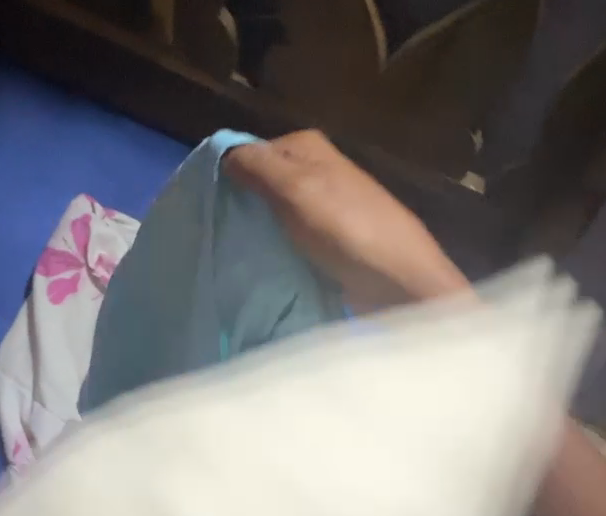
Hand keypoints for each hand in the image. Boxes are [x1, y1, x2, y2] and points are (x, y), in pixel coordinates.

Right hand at [225, 130, 468, 310]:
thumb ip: (257, 167)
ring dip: (257, 232)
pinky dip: (277, 249)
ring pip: (274, 213)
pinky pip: (290, 238)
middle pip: (261, 184)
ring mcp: (324, 205)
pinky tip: (264, 266)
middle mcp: (315, 169)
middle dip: (240, 206)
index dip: (226, 177)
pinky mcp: (329, 239)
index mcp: (306, 146)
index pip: (248, 152)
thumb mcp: (296, 189)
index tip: (207, 209)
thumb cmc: (346, 229)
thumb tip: (223, 155)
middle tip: (217, 235)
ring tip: (235, 253)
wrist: (397, 279)